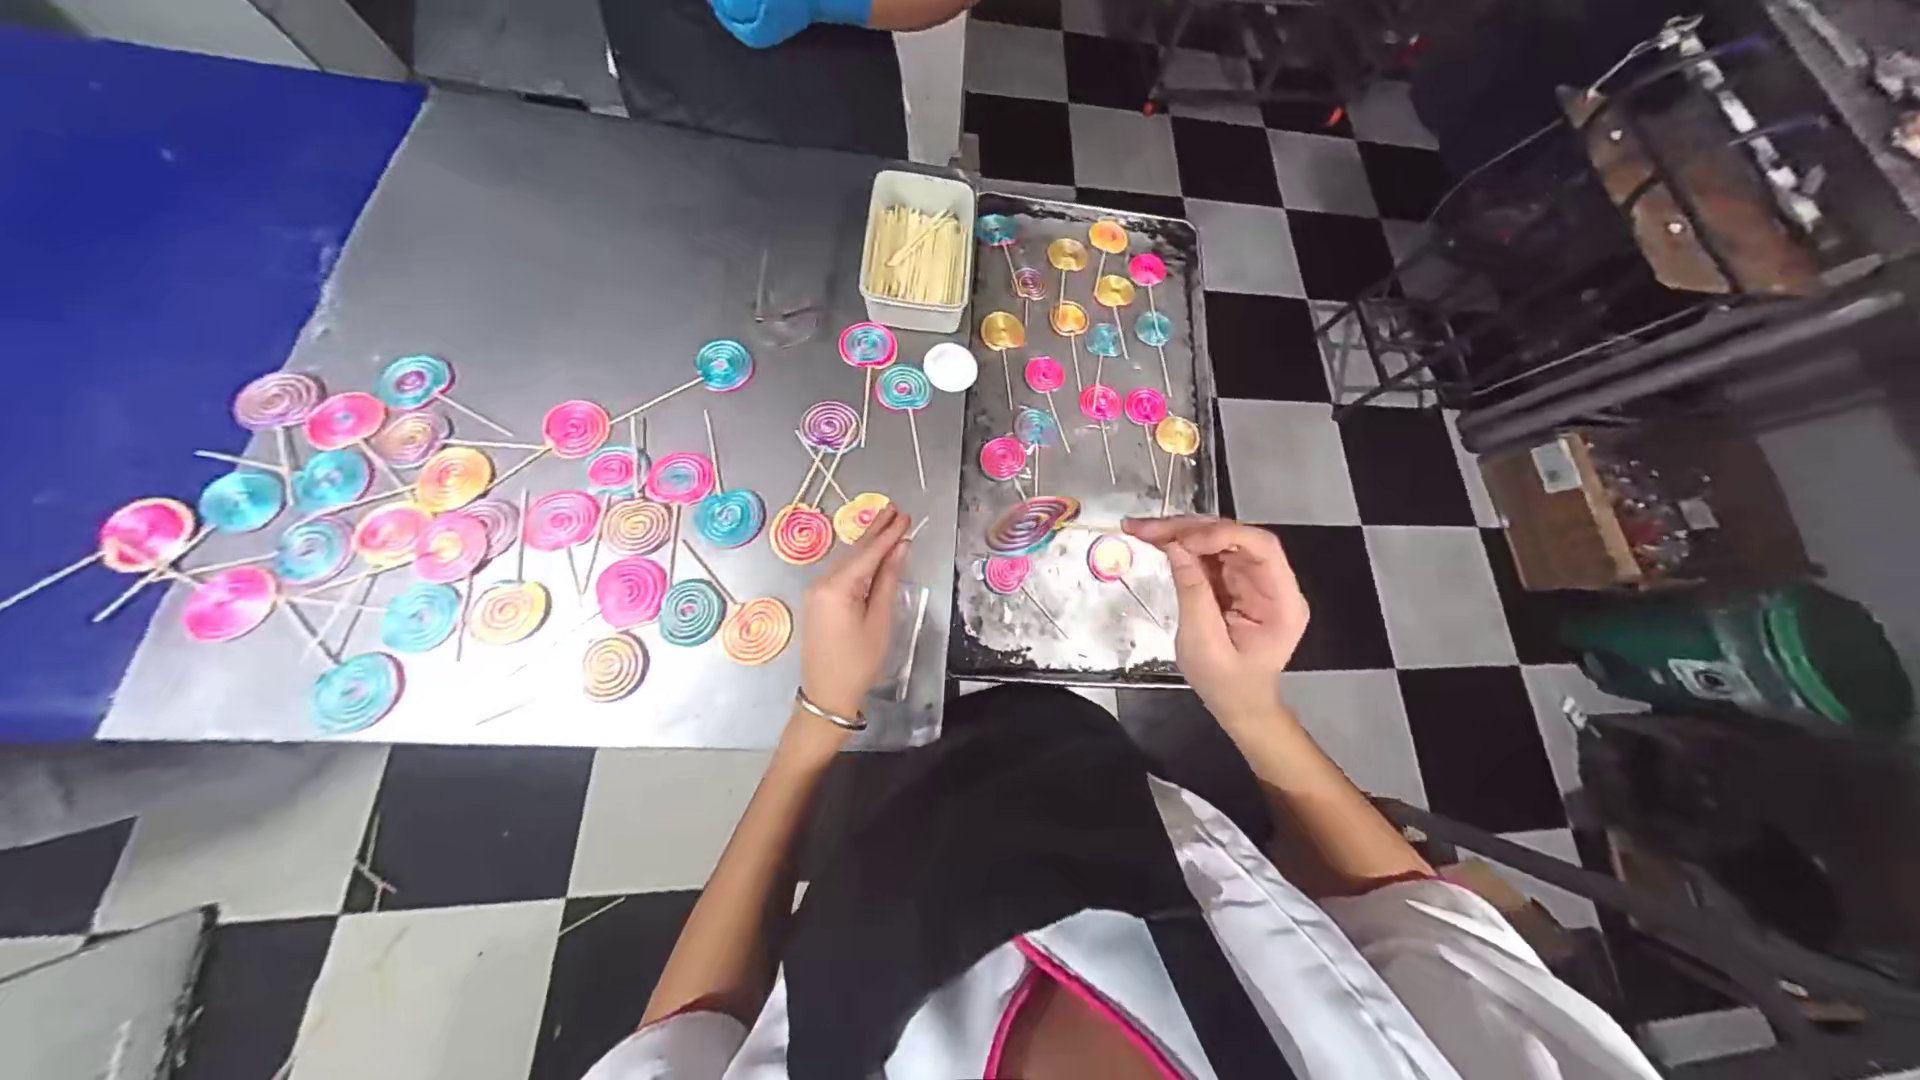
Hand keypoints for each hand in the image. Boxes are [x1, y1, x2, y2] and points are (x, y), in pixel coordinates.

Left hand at [799, 503, 912, 721]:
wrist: (827, 694)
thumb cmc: (859, 661)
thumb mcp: (880, 620)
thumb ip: (888, 580)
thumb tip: (900, 548)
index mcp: (837, 587)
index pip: (868, 553)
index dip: (888, 533)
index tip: (905, 515)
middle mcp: (821, 582)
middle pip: (854, 552)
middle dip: (876, 530)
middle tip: (895, 508)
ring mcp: (816, 591)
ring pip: (847, 561)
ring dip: (868, 544)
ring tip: (888, 523)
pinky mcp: (817, 600)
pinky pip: (841, 573)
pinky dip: (859, 561)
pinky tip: (871, 552)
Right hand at [1123, 516, 1307, 727]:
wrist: (1238, 704)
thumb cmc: (1227, 685)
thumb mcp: (1204, 645)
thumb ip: (1192, 594)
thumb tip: (1175, 548)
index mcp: (1282, 601)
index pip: (1262, 548)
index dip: (1222, 535)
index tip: (1182, 541)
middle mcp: (1271, 582)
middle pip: (1235, 537)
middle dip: (1190, 528)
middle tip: (1147, 528)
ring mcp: (1251, 579)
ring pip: (1217, 539)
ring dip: (1179, 531)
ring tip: (1143, 529)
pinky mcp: (1232, 581)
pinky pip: (1207, 553)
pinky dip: (1180, 544)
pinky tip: (1155, 539)